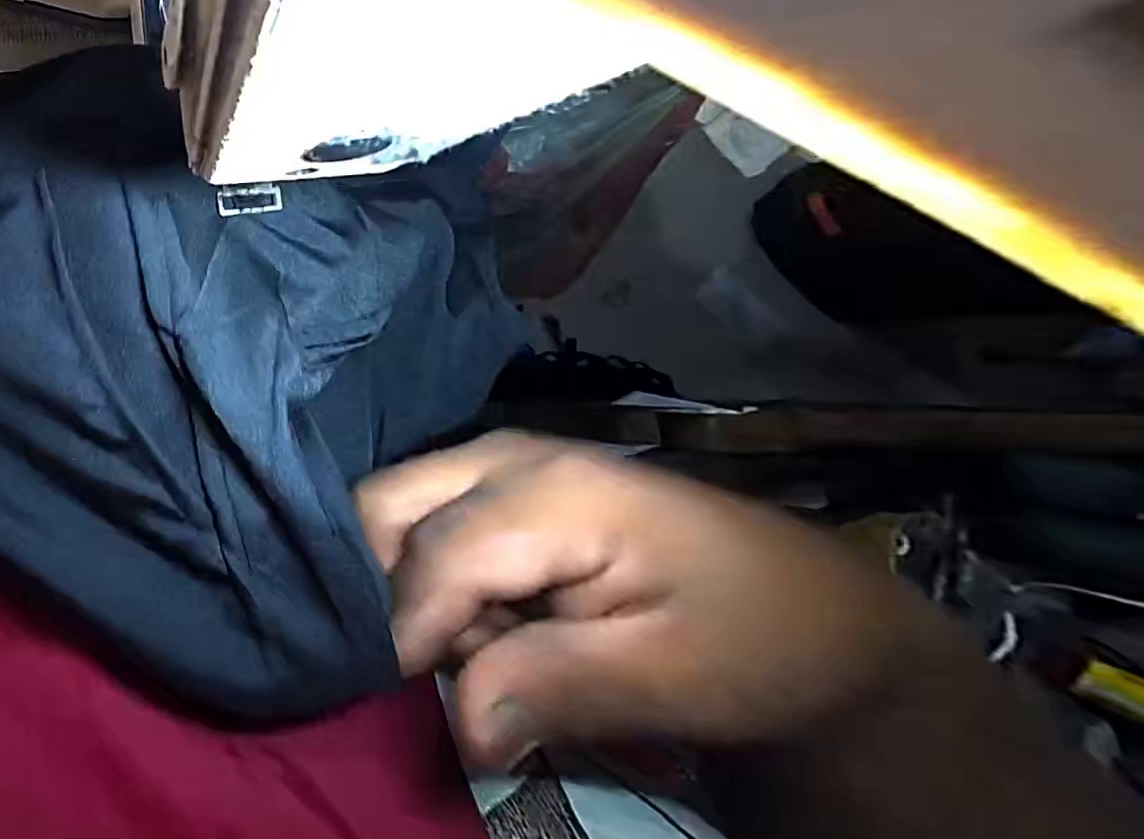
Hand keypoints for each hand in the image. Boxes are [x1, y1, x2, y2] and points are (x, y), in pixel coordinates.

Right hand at [356, 432, 969, 768]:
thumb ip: (557, 686)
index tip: (408, 704)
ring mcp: (490, 463)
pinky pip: (422, 530)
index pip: (437, 556)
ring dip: (421, 597)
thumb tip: (464, 730)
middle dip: (387, 589)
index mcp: (548, 490)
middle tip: (451, 660)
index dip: (409, 633)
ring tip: (504, 650)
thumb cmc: (753, 634)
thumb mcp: (673, 677)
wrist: (804, 597)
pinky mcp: (492, 484)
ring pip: (393, 520)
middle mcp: (497, 456)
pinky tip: (504, 623)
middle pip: (382, 507)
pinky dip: (440, 589)